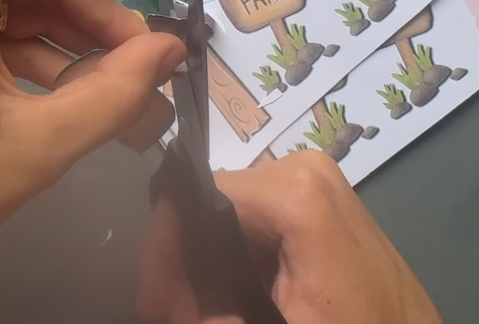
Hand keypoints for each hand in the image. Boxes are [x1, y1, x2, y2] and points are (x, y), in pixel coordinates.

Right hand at [136, 153, 440, 323]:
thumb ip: (223, 311)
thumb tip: (176, 313)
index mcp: (297, 193)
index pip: (199, 199)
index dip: (166, 251)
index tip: (153, 305)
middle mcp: (304, 169)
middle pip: (213, 205)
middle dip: (185, 262)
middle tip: (170, 312)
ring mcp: (317, 182)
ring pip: (230, 213)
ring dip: (207, 264)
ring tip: (194, 310)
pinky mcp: (324, 202)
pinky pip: (259, 220)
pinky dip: (236, 261)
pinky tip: (230, 299)